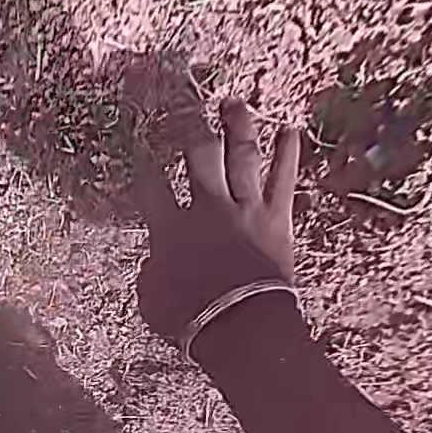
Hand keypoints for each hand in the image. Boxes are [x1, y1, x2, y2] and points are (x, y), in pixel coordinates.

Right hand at [133, 99, 300, 340]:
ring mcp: (245, 209)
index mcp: (171, 230)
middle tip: (187, 109)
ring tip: (232, 103)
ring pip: (241, 154)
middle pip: (199, 153)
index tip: (142, 152)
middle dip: (191, 126)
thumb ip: (150, 275)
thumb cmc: (191, 322)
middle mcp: (208, 208)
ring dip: (237, 125)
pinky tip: (289, 130)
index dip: (144, 165)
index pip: (151, 186)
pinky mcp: (275, 218)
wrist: (240, 328)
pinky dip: (288, 153)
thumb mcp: (153, 303)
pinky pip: (283, 178)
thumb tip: (153, 263)